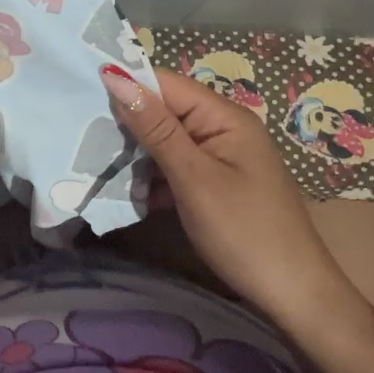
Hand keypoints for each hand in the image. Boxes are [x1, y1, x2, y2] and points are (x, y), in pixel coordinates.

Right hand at [100, 67, 361, 328]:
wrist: (295, 297)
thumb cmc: (245, 232)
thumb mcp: (194, 178)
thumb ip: (155, 127)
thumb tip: (115, 76)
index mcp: (225, 117)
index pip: (164, 83)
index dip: (124, 84)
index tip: (78, 95)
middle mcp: (223, 128)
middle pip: (163, 109)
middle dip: (125, 121)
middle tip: (80, 133)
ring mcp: (221, 157)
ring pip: (164, 140)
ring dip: (134, 152)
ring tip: (94, 161)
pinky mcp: (215, 183)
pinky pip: (174, 165)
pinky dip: (150, 176)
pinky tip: (126, 191)